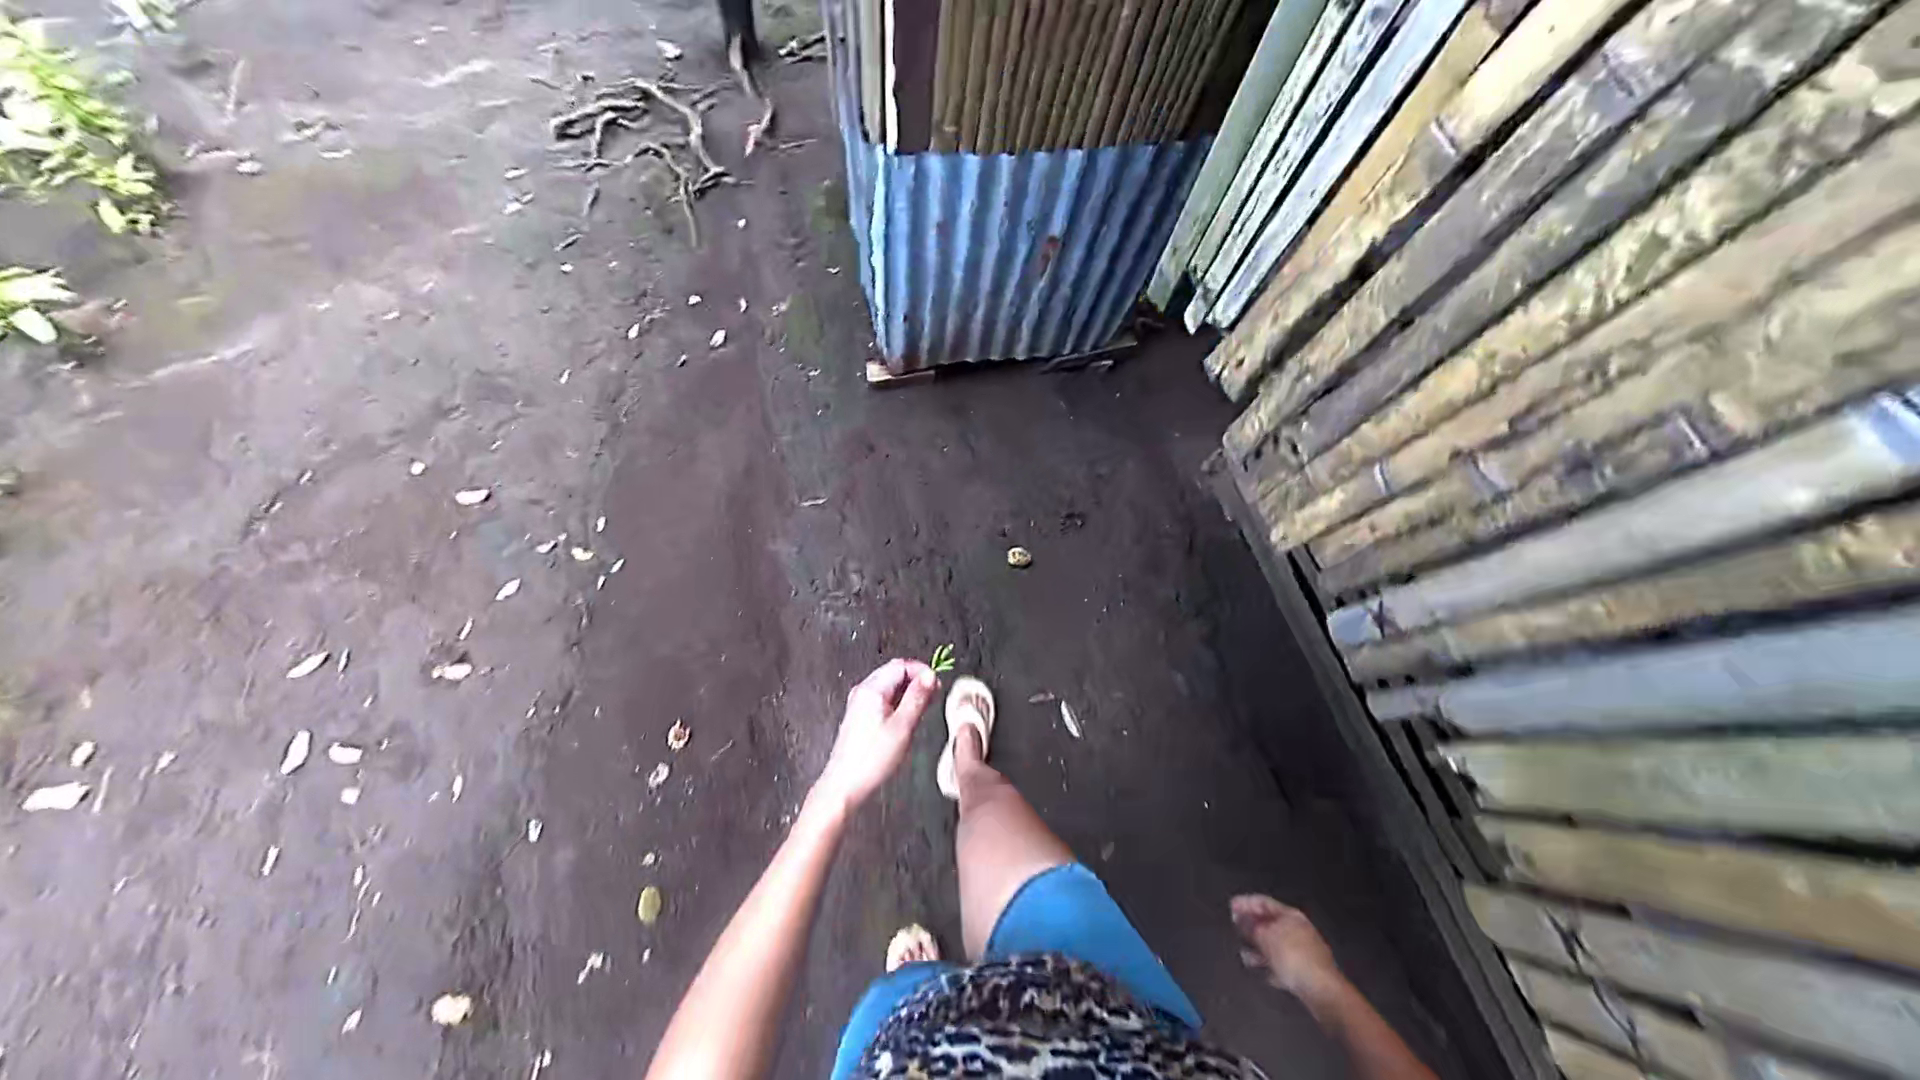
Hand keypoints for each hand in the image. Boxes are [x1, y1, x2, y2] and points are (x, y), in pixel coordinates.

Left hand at [813, 659, 938, 812]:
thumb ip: (917, 698)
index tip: (936, 684)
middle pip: (895, 673)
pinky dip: (899, 703)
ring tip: (923, 707)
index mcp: (871, 689)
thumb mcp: (903, 727)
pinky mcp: (861, 717)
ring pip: (890, 687)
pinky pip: (884, 700)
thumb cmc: (870, 760)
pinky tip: (907, 719)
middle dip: (916, 680)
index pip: (901, 666)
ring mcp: (860, 704)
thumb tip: (930, 676)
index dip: (922, 671)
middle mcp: (863, 692)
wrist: (844, 785)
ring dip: (909, 692)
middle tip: (933, 694)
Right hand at [1231, 895, 1347, 1005]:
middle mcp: (1298, 930)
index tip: (1230, 907)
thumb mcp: (1265, 937)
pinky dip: (1271, 965)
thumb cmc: (1293, 957)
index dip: (1245, 903)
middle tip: (1235, 930)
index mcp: (1290, 916)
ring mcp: (1304, 951)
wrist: (1324, 993)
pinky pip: (1283, 964)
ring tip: (1245, 956)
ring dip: (1258, 950)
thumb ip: (1250, 926)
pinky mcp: (1306, 972)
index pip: (1263, 902)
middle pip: (1269, 923)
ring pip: (1274, 946)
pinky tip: (1262, 973)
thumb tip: (1240, 918)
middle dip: (1251, 927)